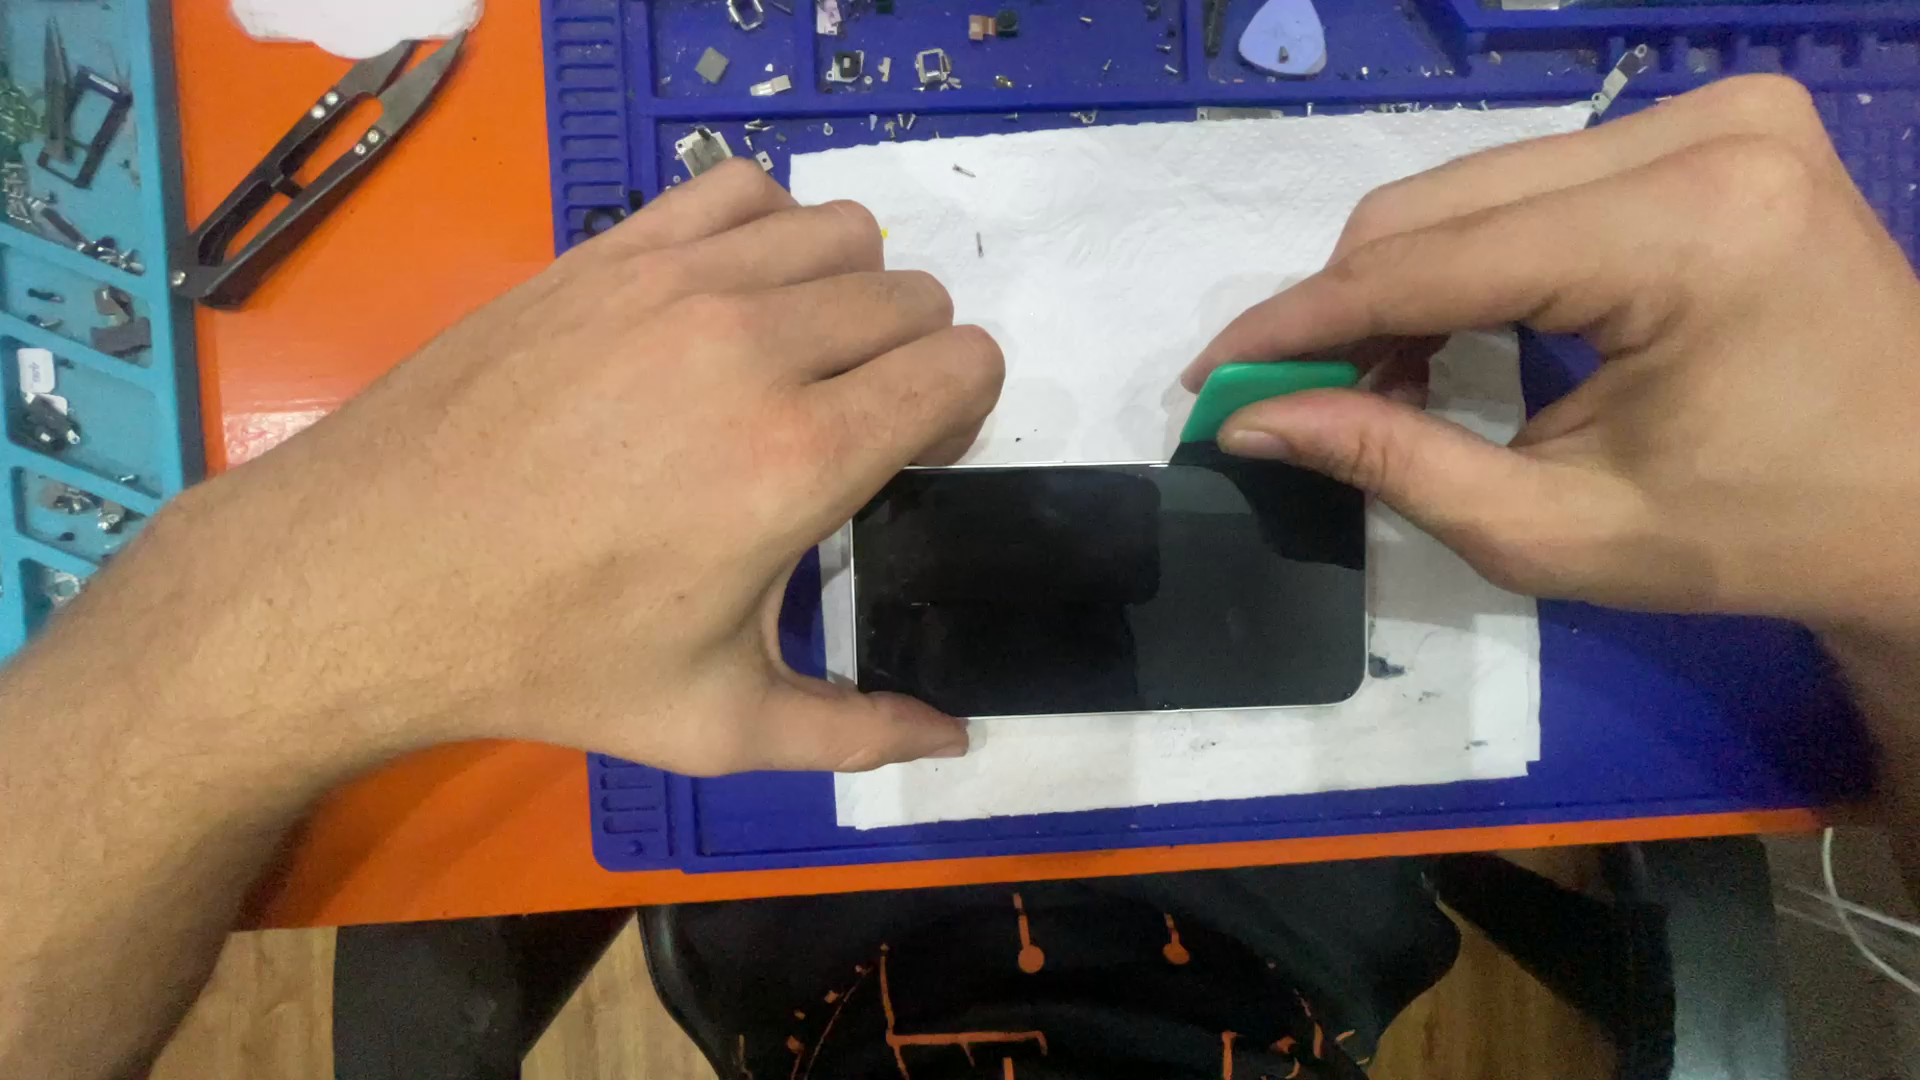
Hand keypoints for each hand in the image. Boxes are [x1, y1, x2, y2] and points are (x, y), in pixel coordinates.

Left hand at [131, 159, 1000, 773]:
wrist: (363, 582)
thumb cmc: (555, 659)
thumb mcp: (722, 726)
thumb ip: (859, 735)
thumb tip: (956, 740)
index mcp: (800, 460)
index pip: (961, 366)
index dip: (964, 410)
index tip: (915, 455)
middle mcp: (755, 348)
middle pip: (915, 299)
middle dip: (919, 359)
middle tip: (862, 421)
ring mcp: (677, 283)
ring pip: (848, 234)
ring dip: (855, 295)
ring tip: (804, 361)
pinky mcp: (610, 251)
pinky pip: (748, 191)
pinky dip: (772, 237)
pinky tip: (733, 304)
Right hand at [1185, 76, 1919, 633]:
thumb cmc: (1743, 537)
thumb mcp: (1537, 527)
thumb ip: (1382, 460)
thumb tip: (1249, 422)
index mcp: (1682, 235)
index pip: (1418, 268)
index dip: (1290, 327)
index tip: (1208, 379)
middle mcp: (1696, 138)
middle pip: (1421, 215)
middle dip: (1329, 314)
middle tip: (1286, 399)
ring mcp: (1704, 123)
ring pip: (1447, 200)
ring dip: (1375, 297)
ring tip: (1360, 386)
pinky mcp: (1693, 140)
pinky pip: (1499, 199)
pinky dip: (1433, 277)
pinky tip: (1423, 347)